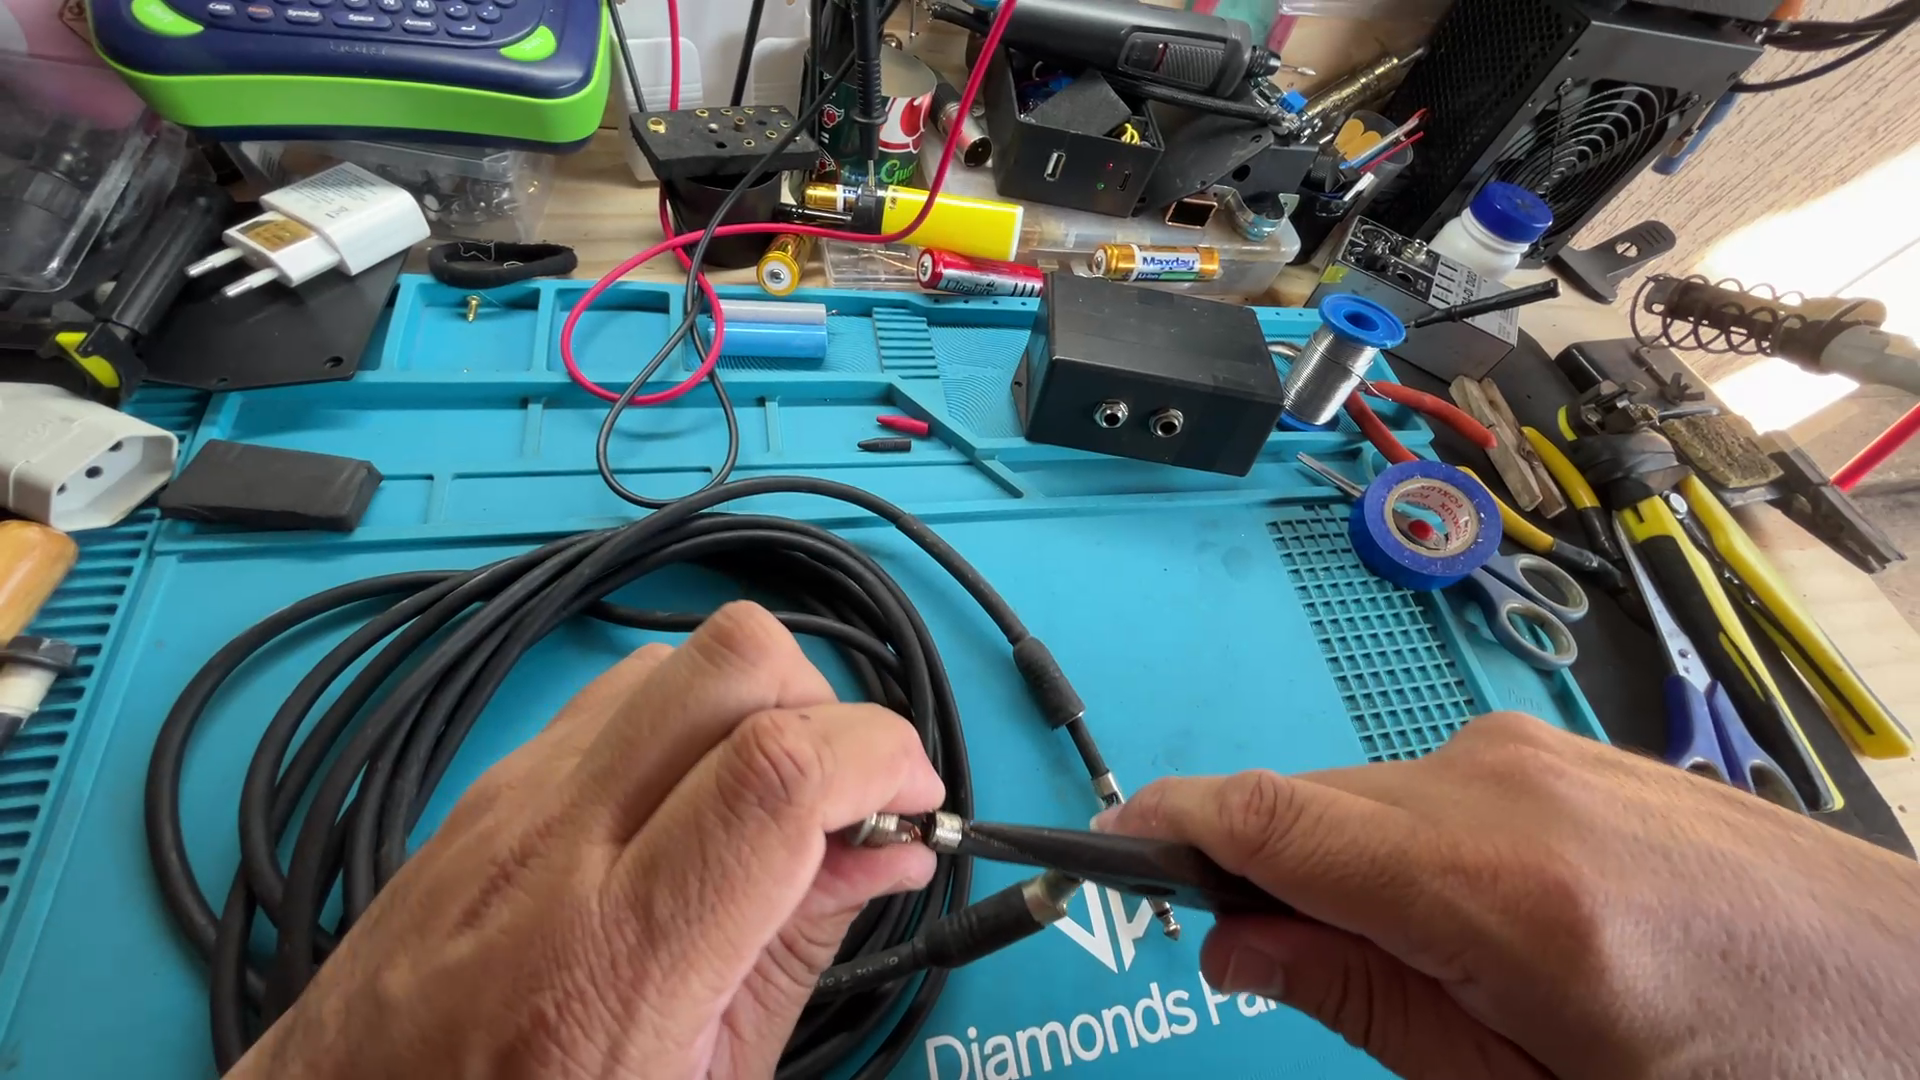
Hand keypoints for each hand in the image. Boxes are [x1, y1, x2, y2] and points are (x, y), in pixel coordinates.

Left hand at [231, 602, 942, 1078]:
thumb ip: (806, 940)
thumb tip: (896, 847)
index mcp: (618, 957)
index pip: (778, 771)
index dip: (881, 753)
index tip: (915, 798)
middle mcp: (559, 841)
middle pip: (732, 659)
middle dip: (824, 700)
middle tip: (839, 789)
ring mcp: (516, 792)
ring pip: (685, 659)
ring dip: (762, 704)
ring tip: (770, 796)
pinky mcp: (496, 776)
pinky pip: (629, 691)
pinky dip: (700, 718)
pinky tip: (697, 798)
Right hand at [1102, 712, 1919, 1078]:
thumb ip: (1364, 1002)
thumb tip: (1231, 946)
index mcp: (1504, 889)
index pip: (1274, 819)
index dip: (1174, 820)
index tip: (1113, 839)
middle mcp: (1500, 782)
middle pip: (1307, 803)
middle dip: (1259, 867)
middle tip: (1266, 951)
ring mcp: (1529, 747)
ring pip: (1358, 793)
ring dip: (1336, 859)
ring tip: (1410, 949)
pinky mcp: (1549, 741)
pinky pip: (1418, 783)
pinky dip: (1393, 838)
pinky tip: (1467, 904)